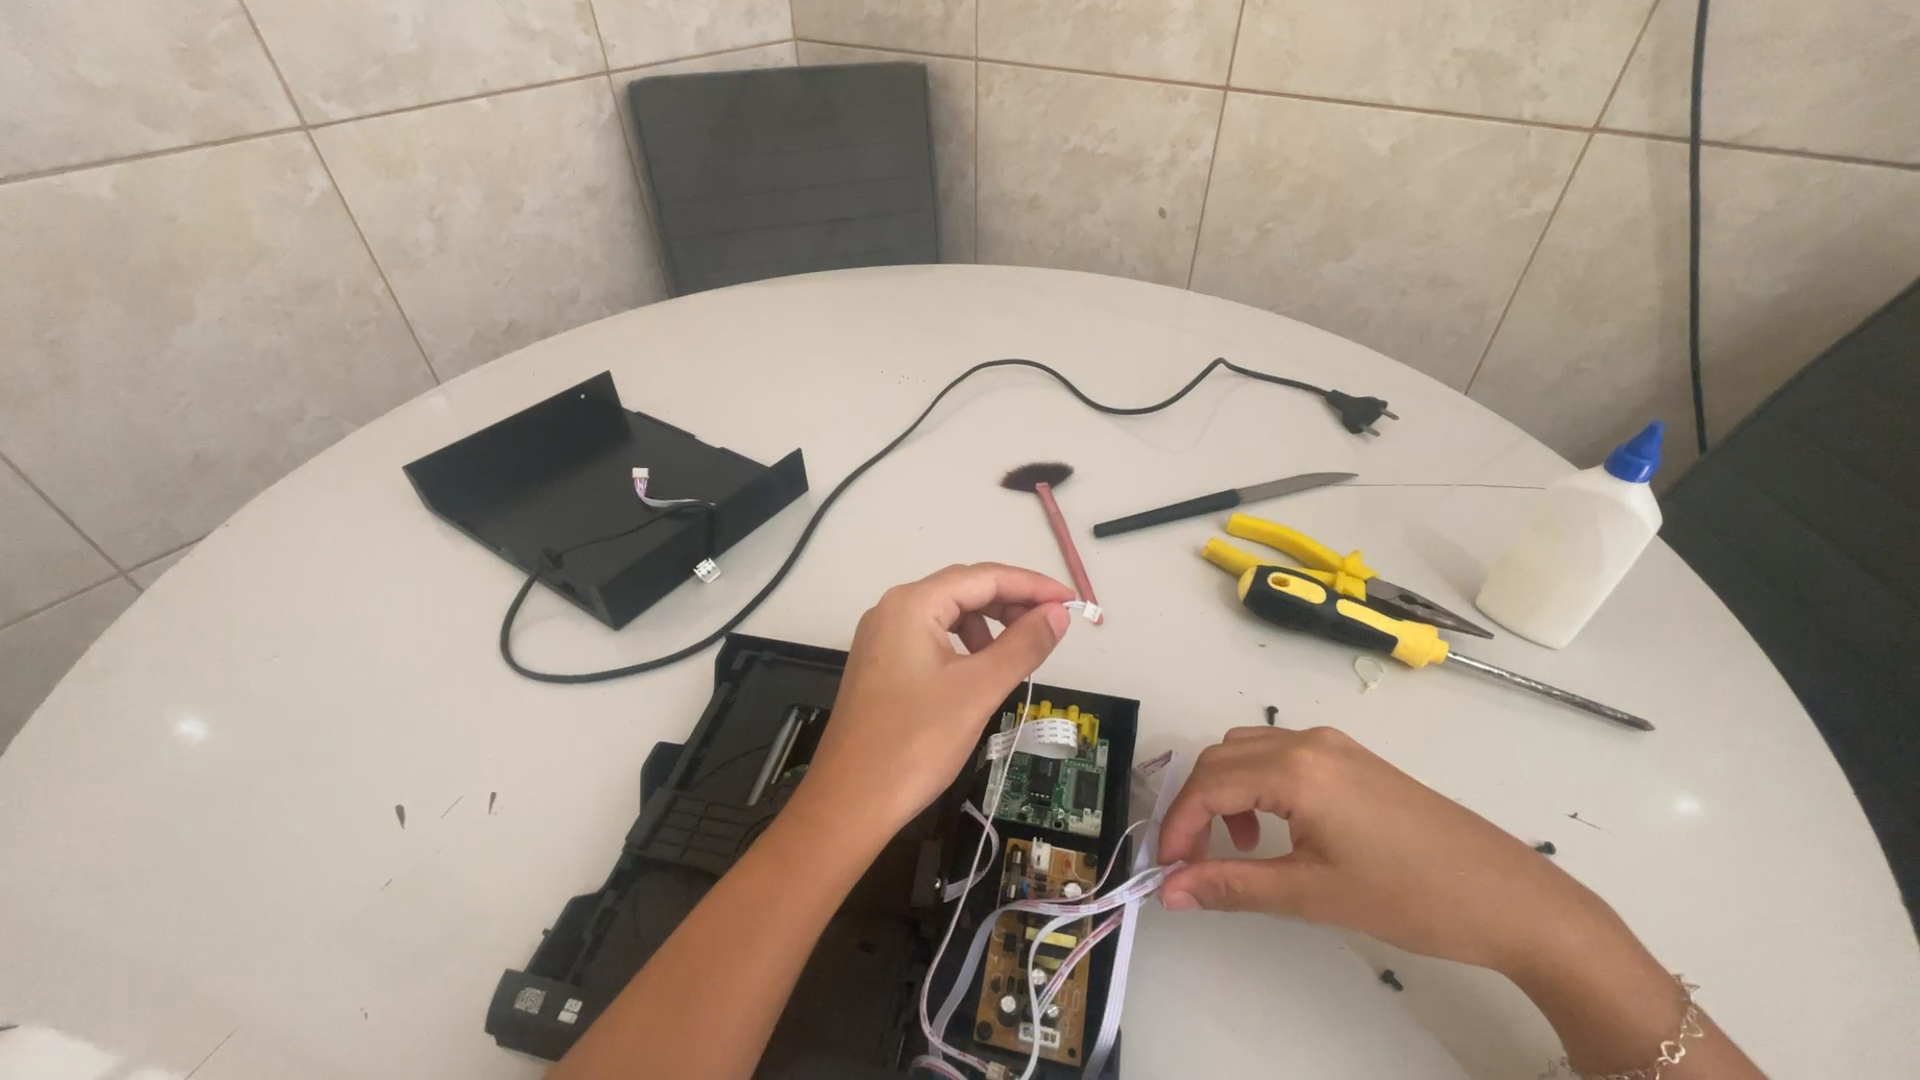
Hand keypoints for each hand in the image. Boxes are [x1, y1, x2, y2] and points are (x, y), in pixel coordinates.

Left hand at [796, 563, 1075, 837]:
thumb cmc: (915, 741)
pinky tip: (982, 671)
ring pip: (948, 615)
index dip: (1032, 586)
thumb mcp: (979, 689)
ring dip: (989, 625)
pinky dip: (965, 646)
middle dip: (1011, 603)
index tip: (1071, 602)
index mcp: (912, 604)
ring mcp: (882, 638)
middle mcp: (892, 609)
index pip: (983, 577)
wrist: (850, 801)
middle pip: (964, 589)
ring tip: (1019, 653)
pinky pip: (932, 638)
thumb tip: (1058, 614)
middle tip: (1051, 627)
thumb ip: (1023, 645)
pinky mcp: (881, 665)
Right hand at [1158, 726, 1625, 976]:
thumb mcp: (1312, 895)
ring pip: (1248, 751)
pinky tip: (1278, 830)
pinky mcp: (1353, 758)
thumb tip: (1170, 891)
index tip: (1167, 869)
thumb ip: (1232, 885)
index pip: (1208, 786)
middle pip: (1220, 759)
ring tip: (1240, 848)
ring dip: (1225, 792)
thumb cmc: (1411, 897)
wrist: (1512, 898)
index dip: (1178, 827)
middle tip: (1191, 862)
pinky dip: (1257, 784)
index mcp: (1296, 769)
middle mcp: (1308, 742)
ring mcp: (1334, 745)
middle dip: (1195, 808)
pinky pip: (1280, 754)